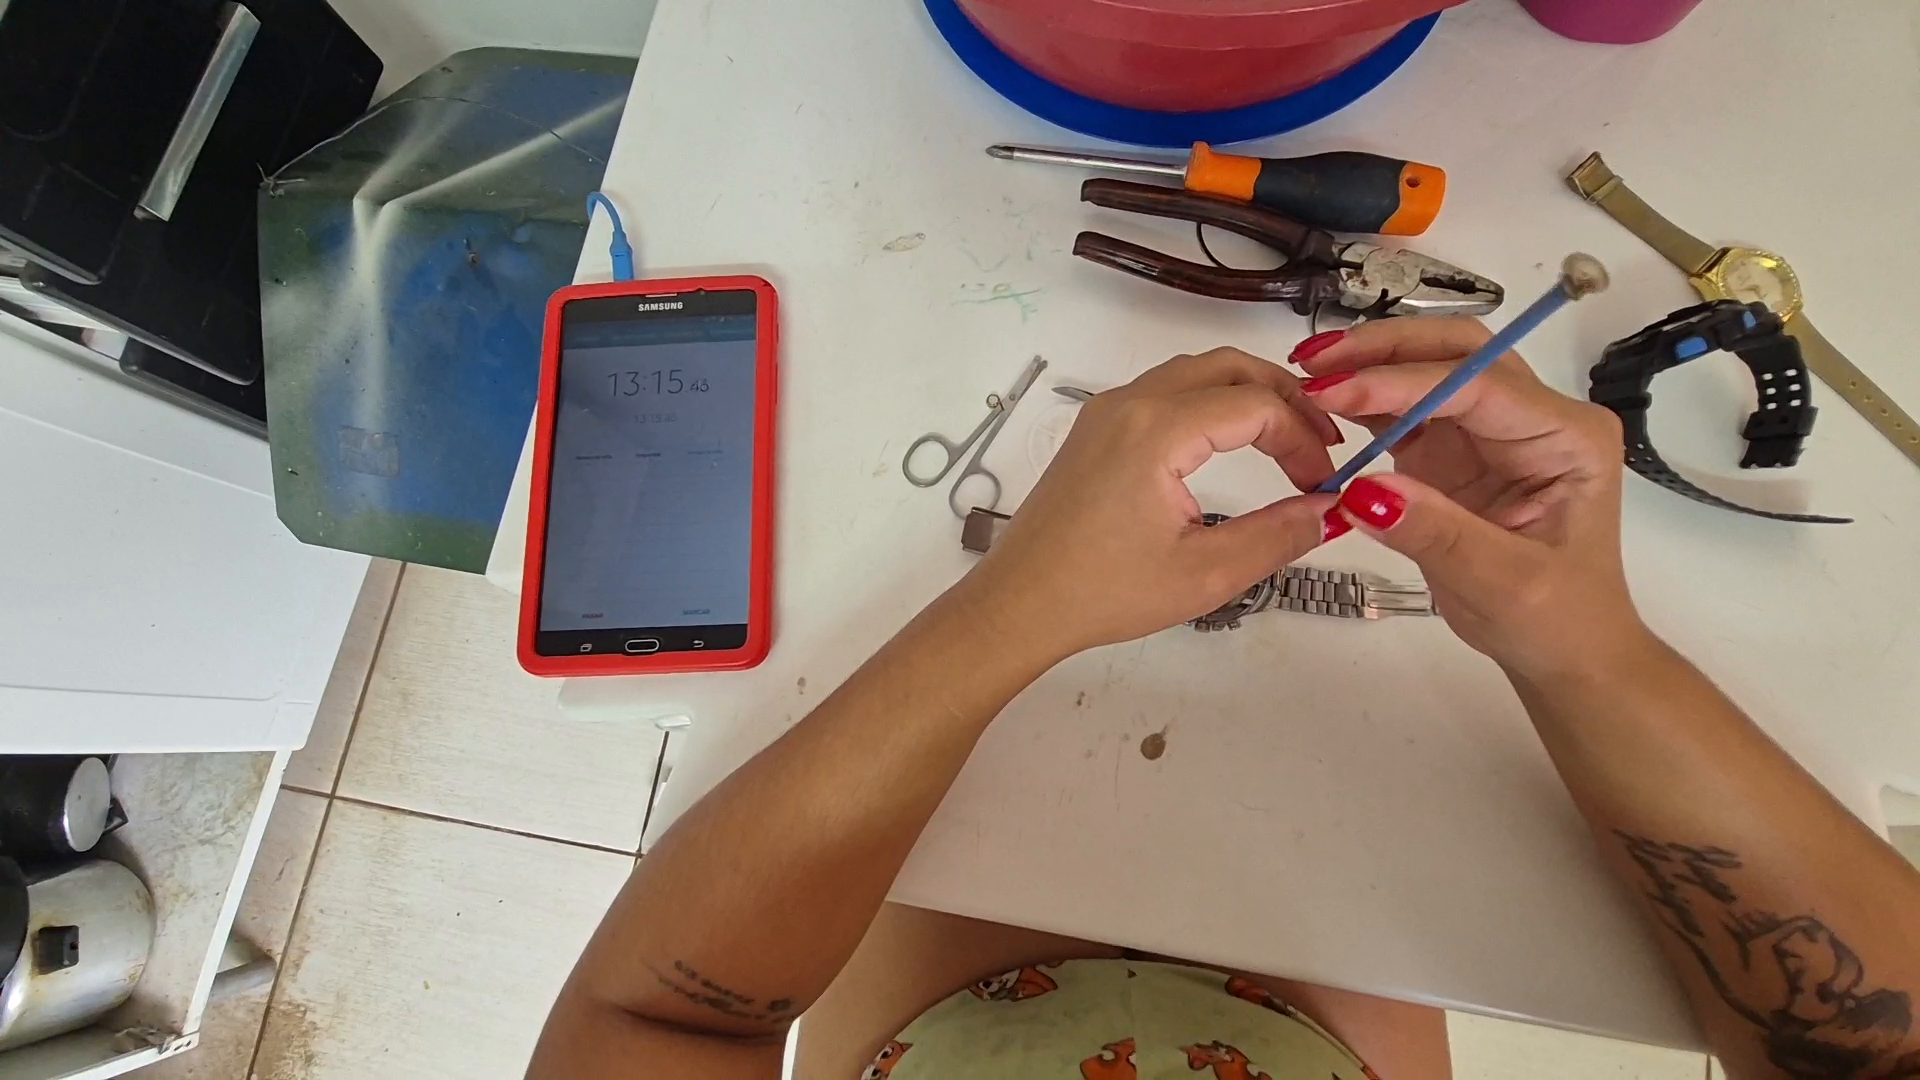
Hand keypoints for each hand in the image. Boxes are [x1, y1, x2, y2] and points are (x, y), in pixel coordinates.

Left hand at [965, 348, 1341, 660]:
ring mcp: (1103, 412)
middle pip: (1226, 366)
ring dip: (1242, 394)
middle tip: (1317, 441)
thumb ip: (1279, 535)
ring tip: (1280, 438)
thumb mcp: (1205, 574)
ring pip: (1191, 373)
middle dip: (1283, 395)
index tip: (1322, 483)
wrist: (1020, 603)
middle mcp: (1128, 403)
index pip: (1256, 405)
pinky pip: (1160, 393)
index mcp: (1156, 430)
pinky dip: (1204, 404)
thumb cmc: (1105, 592)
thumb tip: (1334, 508)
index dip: (1303, 437)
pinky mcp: (1091, 431)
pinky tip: (1223, 443)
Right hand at [1294, 319, 1653, 680]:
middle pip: (1455, 353)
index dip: (1400, 383)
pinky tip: (1320, 405)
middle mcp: (1527, 419)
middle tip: (1313, 363)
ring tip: (1305, 374)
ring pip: (1424, 371)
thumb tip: (1362, 489)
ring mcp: (1484, 432)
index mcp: (1562, 438)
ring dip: (1367, 366)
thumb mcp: (1501, 582)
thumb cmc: (1551, 616)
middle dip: (1384, 349)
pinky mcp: (1447, 451)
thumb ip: (1434, 531)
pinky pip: (1400, 411)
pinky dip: (1360, 403)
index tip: (1329, 392)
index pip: (1475, 385)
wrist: (1559, 642)